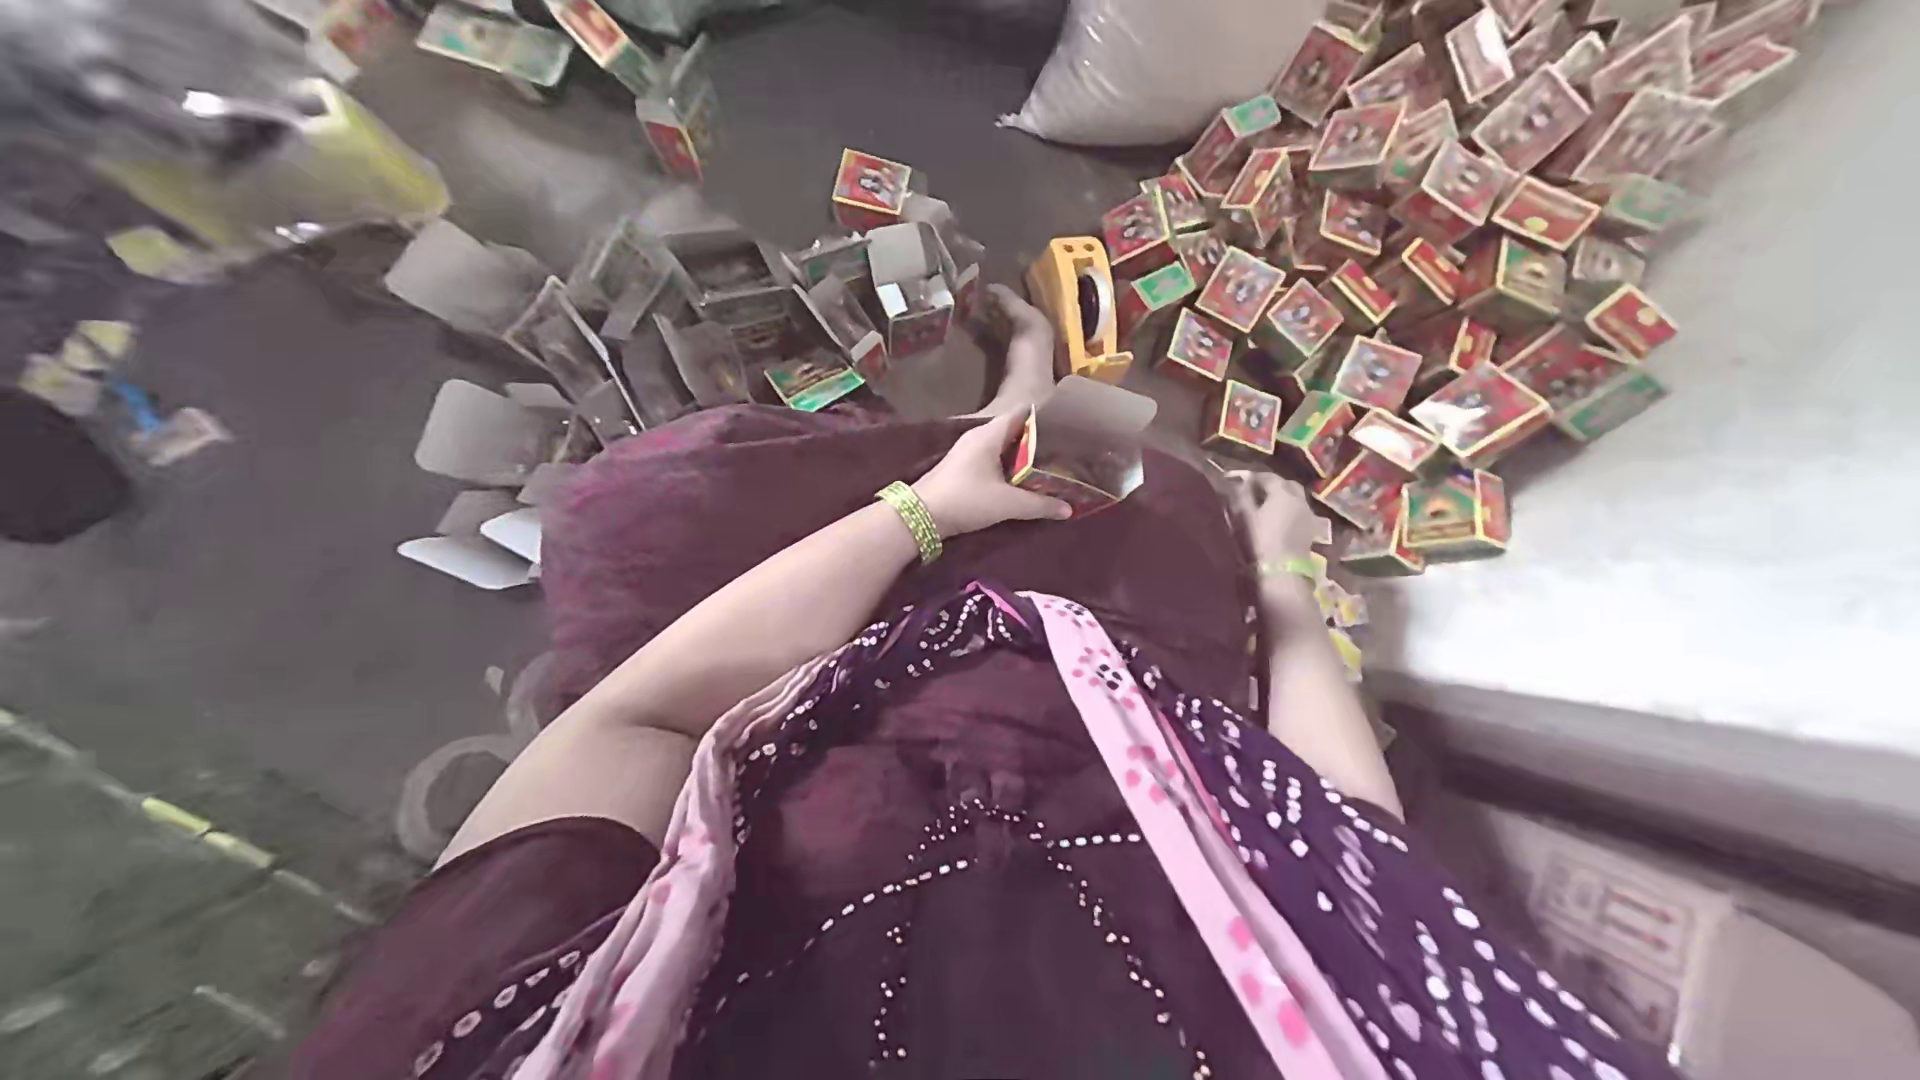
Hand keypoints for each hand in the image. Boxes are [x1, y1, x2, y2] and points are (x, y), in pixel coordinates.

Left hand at [912, 407, 1072, 537]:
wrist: (920, 516)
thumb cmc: (965, 500)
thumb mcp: (1006, 504)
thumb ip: (1040, 505)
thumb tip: (1069, 509)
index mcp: (989, 434)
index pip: (1023, 413)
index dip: (1045, 417)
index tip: (1068, 427)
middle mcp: (978, 437)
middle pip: (1015, 431)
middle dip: (1038, 440)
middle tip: (1065, 452)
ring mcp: (968, 452)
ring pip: (1003, 447)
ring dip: (1023, 456)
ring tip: (1050, 466)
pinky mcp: (962, 468)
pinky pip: (993, 459)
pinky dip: (1009, 466)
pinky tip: (1022, 480)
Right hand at [1225, 470, 1319, 567]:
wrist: (1282, 571)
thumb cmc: (1259, 540)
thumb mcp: (1244, 515)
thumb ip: (1241, 495)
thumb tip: (1239, 481)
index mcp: (1283, 492)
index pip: (1268, 477)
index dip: (1252, 477)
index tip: (1238, 480)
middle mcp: (1299, 499)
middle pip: (1287, 484)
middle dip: (1271, 484)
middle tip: (1254, 490)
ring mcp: (1308, 515)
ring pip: (1295, 498)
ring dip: (1281, 497)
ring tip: (1264, 505)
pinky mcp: (1310, 530)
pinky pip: (1298, 511)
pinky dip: (1288, 509)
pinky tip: (1276, 518)